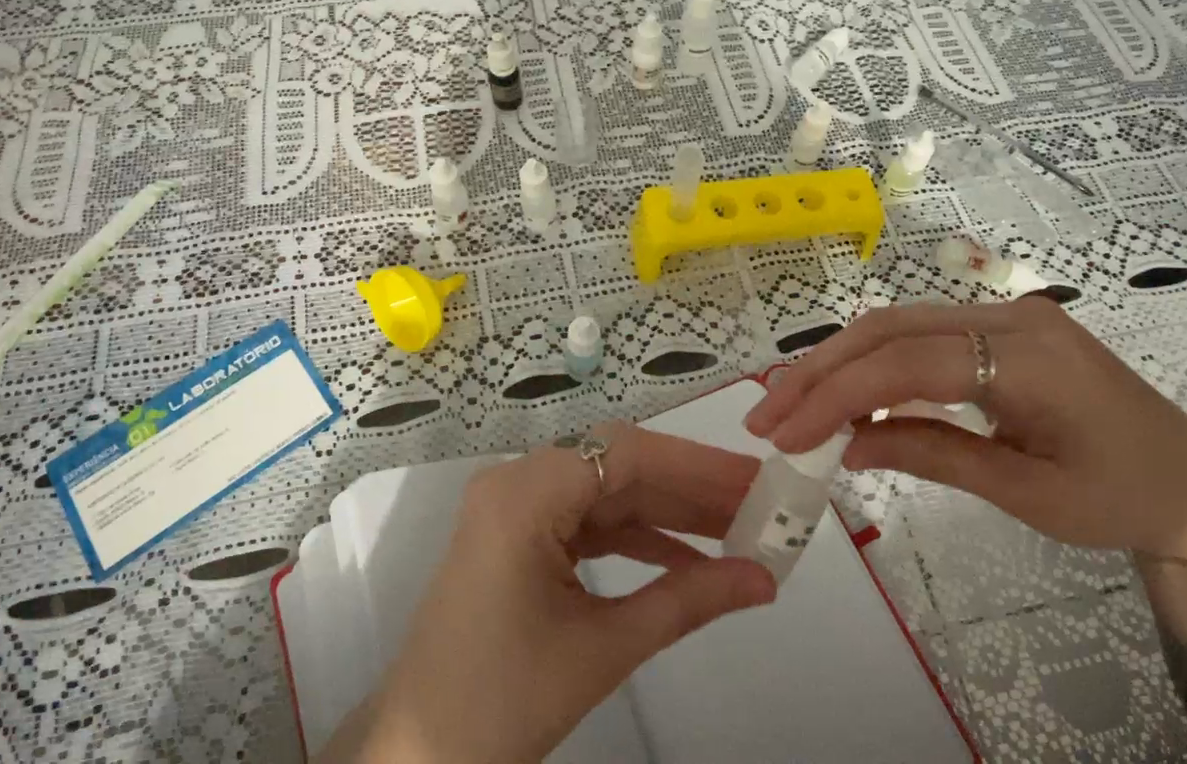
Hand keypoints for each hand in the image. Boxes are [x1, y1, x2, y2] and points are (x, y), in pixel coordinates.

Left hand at [329, 423, 777, 763]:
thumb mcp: (604, 648)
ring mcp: (513, 513)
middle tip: (762, 506)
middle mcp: (515, 486)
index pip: (624, 452)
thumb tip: (766, 579)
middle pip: (617, 467)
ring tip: (739, 532)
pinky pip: (587, 524)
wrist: (420, 752)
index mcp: (523, 496)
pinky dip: (637, 539)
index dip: (696, 463)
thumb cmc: (504, 698)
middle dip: (690, 489)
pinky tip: (689, 560)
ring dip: (669, 514)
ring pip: (606, 494)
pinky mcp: (518, 541)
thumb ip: (689, 601)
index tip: (757, 481)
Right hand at [745, 297, 1186, 566]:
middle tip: (765, 416)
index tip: (783, 435)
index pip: (907, 363)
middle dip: (819, 372)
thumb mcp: (1025, 493)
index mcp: (1029, 356)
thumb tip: (842, 446)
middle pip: (889, 329)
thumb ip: (931, 454)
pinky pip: (918, 338)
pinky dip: (871, 366)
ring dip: (836, 365)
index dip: (837, 395)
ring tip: (788, 408)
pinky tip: (843, 398)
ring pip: (895, 326)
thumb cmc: (1121, 499)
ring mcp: (1004, 315)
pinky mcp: (996, 330)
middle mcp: (1010, 316)